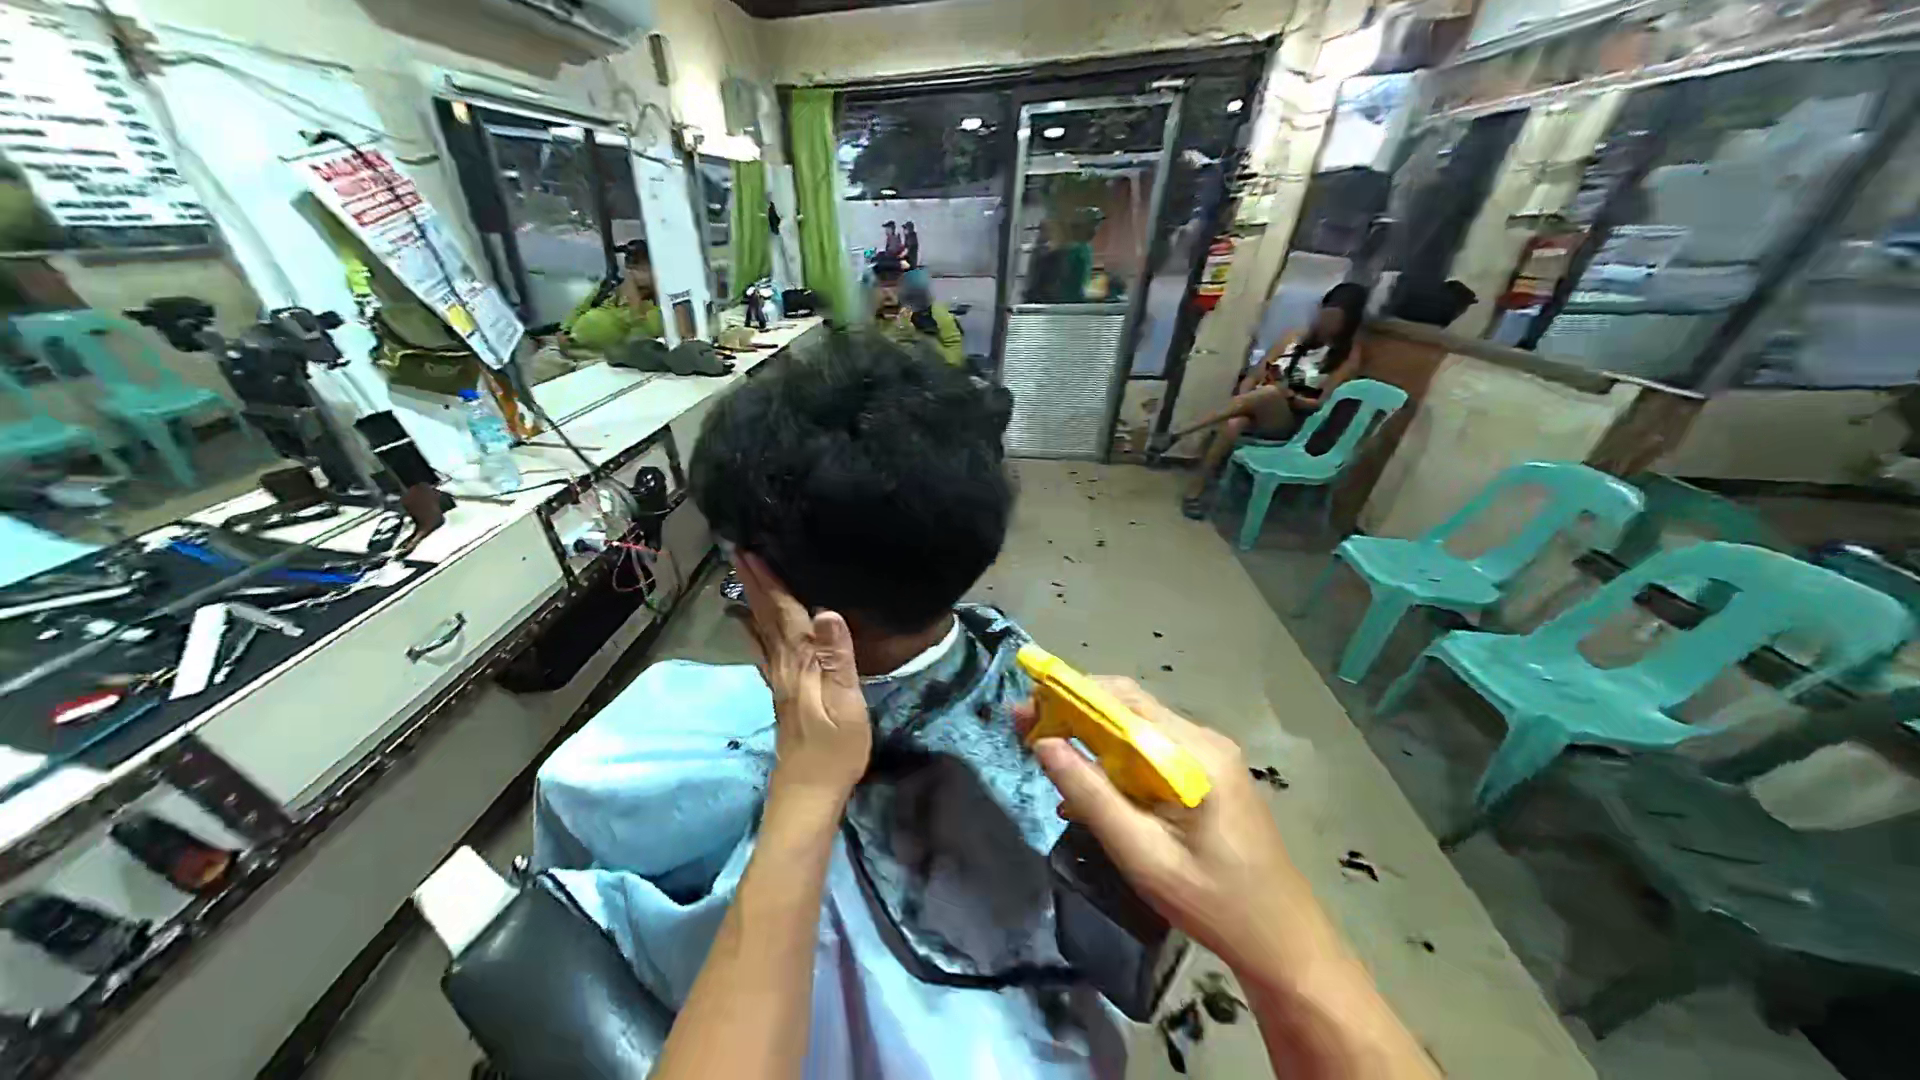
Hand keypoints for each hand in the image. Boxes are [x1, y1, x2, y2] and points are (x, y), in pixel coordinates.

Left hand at [735, 551, 870, 806]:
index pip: (784, 613)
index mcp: (800, 663)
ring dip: (751, 599)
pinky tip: (745, 621)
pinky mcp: (781, 690)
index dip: (770, 582)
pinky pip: (764, 648)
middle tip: (737, 550)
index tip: (753, 552)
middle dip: (753, 582)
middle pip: (765, 616)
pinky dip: (752, 629)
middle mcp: (784, 665)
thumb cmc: (835, 749)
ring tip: (741, 574)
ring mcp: (779, 678)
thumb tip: (826, 612)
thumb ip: (836, 659)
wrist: (809, 791)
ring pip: (761, 629)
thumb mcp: (846, 705)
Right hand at [1022, 679, 1315, 979]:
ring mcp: (1209, 754)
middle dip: (1074, 712)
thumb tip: (1044, 743)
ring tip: (1048, 753)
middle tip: (1028, 728)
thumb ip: (1091, 795)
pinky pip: (1151, 750)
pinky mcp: (1207, 772)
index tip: (1026, 706)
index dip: (1069, 696)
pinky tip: (1089, 785)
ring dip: (1091, 736)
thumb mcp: (1142, 854)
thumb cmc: (1213, 902)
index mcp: (1195, 753)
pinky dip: (1114, 758)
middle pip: (1128, 707)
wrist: (1282, 940)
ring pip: (1136, 727)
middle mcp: (1204, 740)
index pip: (1122, 701)